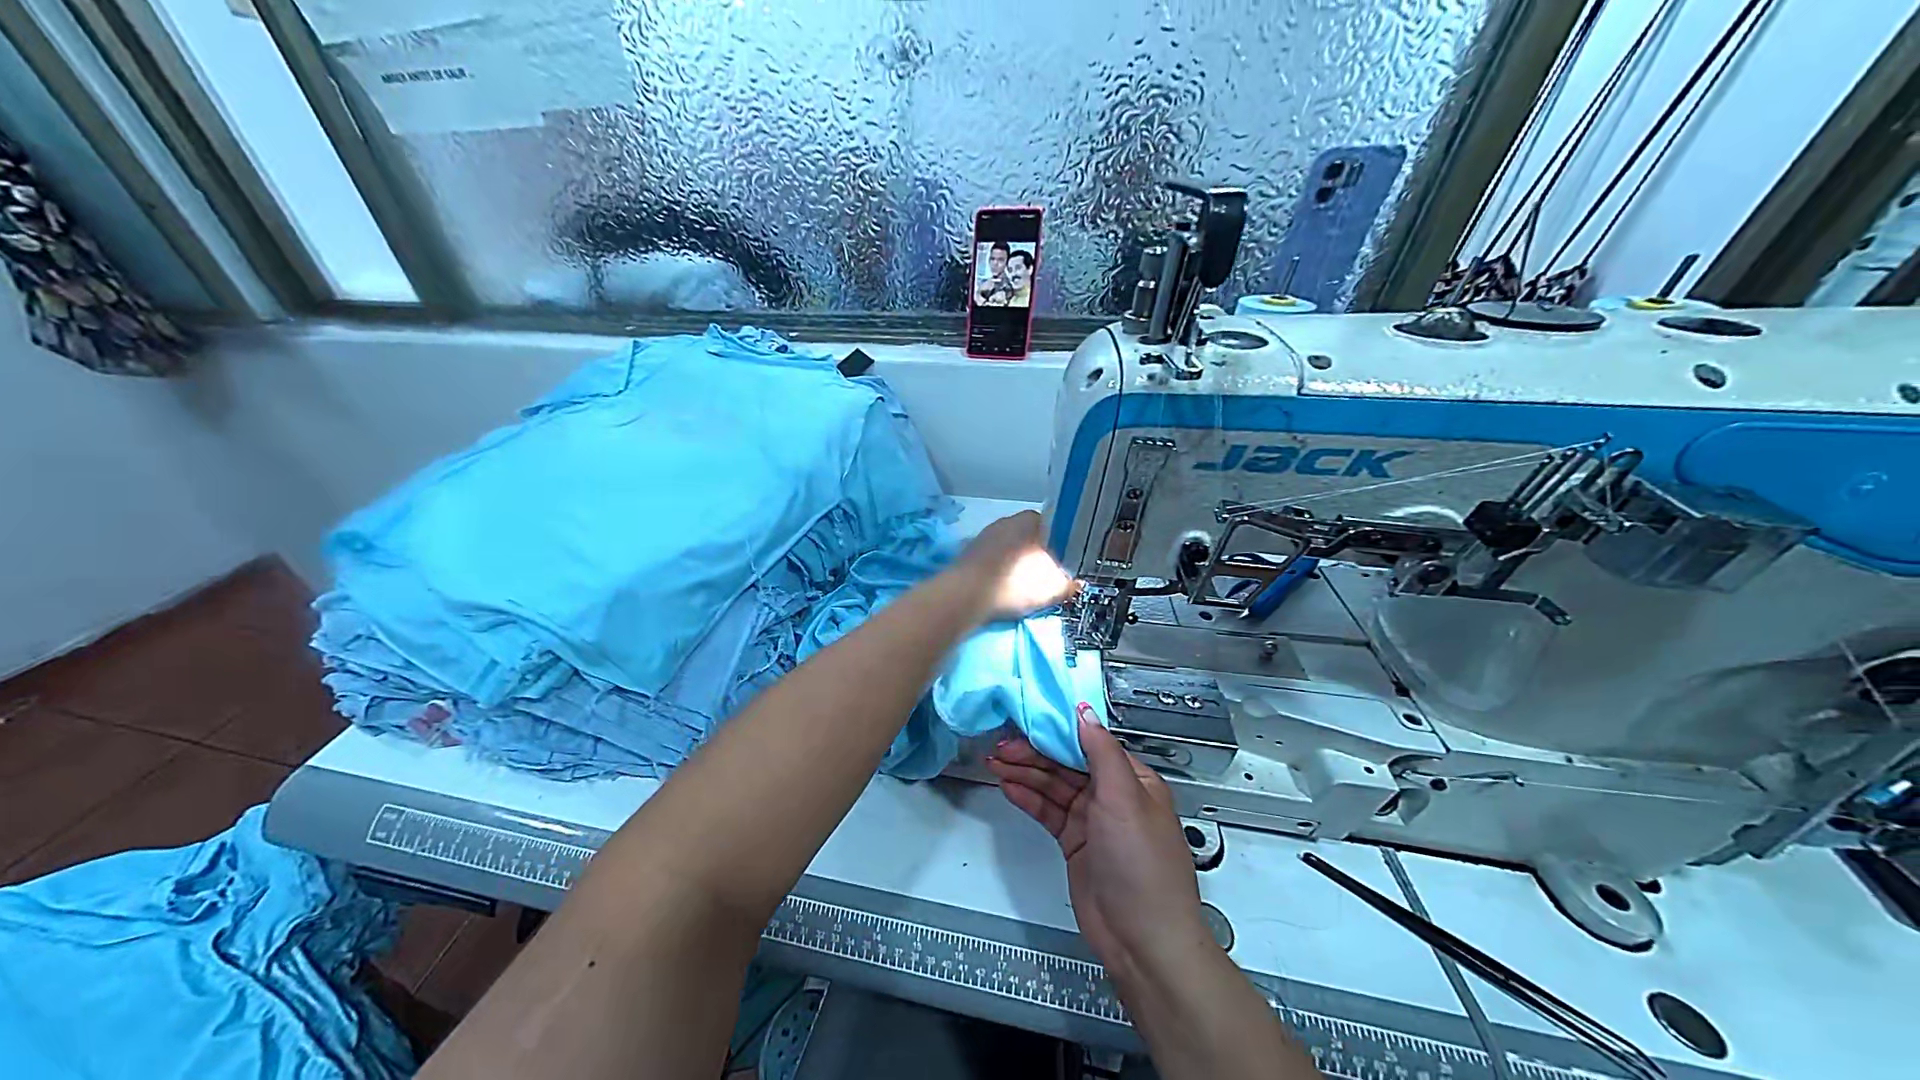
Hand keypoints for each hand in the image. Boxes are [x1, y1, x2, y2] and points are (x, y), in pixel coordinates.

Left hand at [954, 511, 1076, 622]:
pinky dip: (999, 570)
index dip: (1061, 546)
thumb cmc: (1015, 583)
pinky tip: (1002, 587)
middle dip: (1038, 555)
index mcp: (1030, 519)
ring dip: (1017, 563)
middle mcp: (1006, 520)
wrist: (966, 595)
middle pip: (1031, 537)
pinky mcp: (969, 552)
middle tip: (1045, 577)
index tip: (1063, 563)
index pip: (1054, 527)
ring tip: (1023, 586)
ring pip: (1010, 548)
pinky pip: (992, 559)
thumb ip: (1069, 583)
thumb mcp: (1053, 588)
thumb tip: (1075, 583)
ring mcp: (985, 534)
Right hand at [987, 711, 1216, 980]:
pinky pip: (1048, 812)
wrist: (1142, 939)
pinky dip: (1028, 799)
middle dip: (1033, 753)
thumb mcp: (1124, 798)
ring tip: (996, 763)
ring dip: (1025, 773)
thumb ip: (1101, 752)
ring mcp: (1093, 820)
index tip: (1026, 722)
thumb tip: (1085, 713)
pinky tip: (1009, 787)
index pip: (1088, 744)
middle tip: (1001, 746)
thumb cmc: (1144, 867)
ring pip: (1053, 787)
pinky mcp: (1075, 843)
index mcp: (1133, 779)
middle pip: (1066, 764)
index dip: (1056, 732)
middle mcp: (1113, 796)